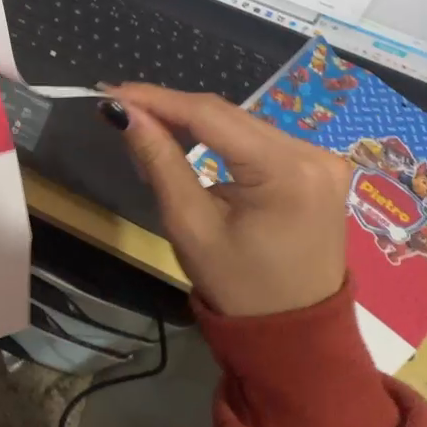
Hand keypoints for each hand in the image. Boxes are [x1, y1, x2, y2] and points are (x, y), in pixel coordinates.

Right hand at [107, 83, 350, 317]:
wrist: (295, 334)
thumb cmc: (238, 284)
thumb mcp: (189, 223)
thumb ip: (158, 159)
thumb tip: (122, 111)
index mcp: (286, 171)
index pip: (208, 116)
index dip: (155, 98)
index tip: (107, 93)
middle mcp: (311, 154)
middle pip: (224, 113)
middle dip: (167, 106)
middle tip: (116, 106)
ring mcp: (319, 159)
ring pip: (236, 120)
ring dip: (187, 118)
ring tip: (141, 121)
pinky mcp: (314, 167)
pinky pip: (252, 135)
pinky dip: (212, 133)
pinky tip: (181, 134)